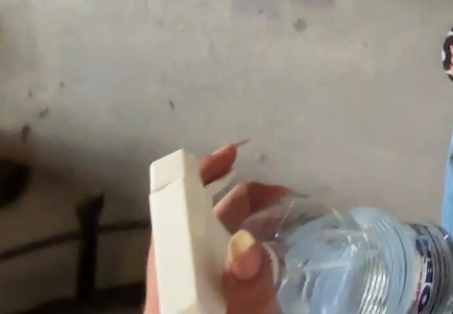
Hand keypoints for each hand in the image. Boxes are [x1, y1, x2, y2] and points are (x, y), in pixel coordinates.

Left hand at [144, 143, 291, 313]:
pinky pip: (218, 273)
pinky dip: (244, 248)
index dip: (193, 185)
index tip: (230, 155)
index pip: (169, 231)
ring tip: (283, 212)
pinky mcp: (208, 312)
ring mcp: (189, 308)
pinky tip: (268, 251)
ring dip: (244, 222)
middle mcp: (173, 300)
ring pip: (208, 253)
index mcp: (171, 299)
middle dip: (235, 200)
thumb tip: (243, 240)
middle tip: (281, 191)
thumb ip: (249, 293)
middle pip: (192, 234)